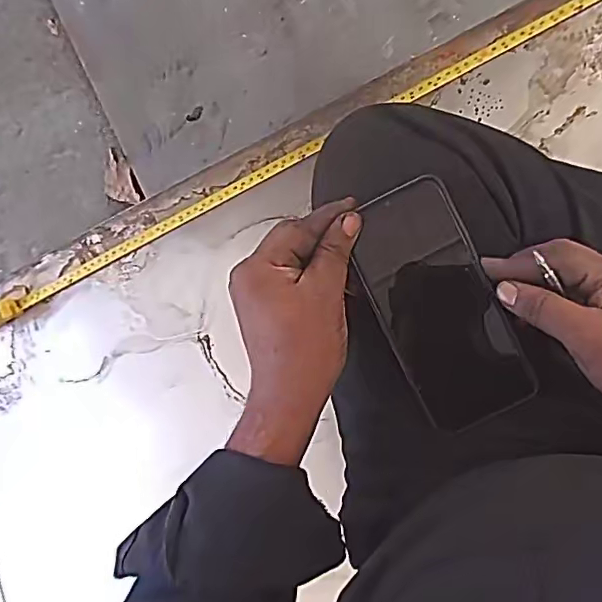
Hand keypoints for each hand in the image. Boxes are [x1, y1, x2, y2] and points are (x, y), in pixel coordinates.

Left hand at [225, 198, 361, 465]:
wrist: (291, 393)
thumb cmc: (300, 356)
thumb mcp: (326, 292)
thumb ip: (335, 251)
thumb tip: (345, 223)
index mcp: (256, 268)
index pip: (297, 227)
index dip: (329, 216)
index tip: (349, 208)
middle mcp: (248, 278)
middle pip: (291, 241)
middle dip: (323, 237)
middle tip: (352, 228)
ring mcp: (253, 293)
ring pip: (291, 260)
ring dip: (318, 258)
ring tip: (344, 260)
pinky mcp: (263, 307)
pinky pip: (288, 278)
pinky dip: (310, 276)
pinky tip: (329, 282)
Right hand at [483, 240, 601, 425]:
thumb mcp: (583, 336)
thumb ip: (542, 308)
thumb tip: (509, 290)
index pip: (554, 255)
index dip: (516, 262)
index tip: (488, 270)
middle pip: (559, 264)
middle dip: (524, 274)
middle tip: (493, 286)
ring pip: (566, 282)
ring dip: (538, 292)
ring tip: (509, 304)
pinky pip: (577, 300)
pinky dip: (553, 306)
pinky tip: (538, 320)